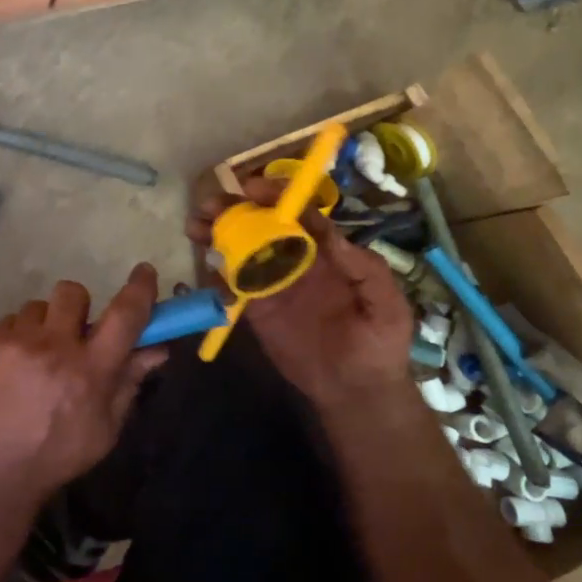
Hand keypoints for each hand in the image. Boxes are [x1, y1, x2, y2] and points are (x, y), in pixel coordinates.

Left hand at [0, 264, 167, 513]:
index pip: (124, 316)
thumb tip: (157, 347)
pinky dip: (19, 336)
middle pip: (73, 293)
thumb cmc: (58, 454)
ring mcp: (18, 342)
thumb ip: (130, 381)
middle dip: (78, 309)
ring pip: (39, 307)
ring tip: (39, 357)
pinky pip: (11, 321)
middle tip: (74, 335)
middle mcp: (55, 347)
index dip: (139, 290)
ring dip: (46, 325)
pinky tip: (16, 366)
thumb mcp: (105, 429)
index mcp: (91, 370)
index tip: (144, 272)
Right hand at [190, 176, 413, 404]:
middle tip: (209, 206)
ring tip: (195, 226)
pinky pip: (232, 283)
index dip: (275, 197)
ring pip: (240, 247)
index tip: (251, 189)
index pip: (297, 213)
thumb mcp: (386, 304)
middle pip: (261, 224)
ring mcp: (272, 282)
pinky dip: (216, 273)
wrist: (357, 392)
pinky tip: (207, 270)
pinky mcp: (255, 306)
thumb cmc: (381, 343)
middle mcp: (295, 259)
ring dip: (217, 232)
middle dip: (234, 209)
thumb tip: (329, 231)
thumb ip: (364, 268)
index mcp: (326, 251)